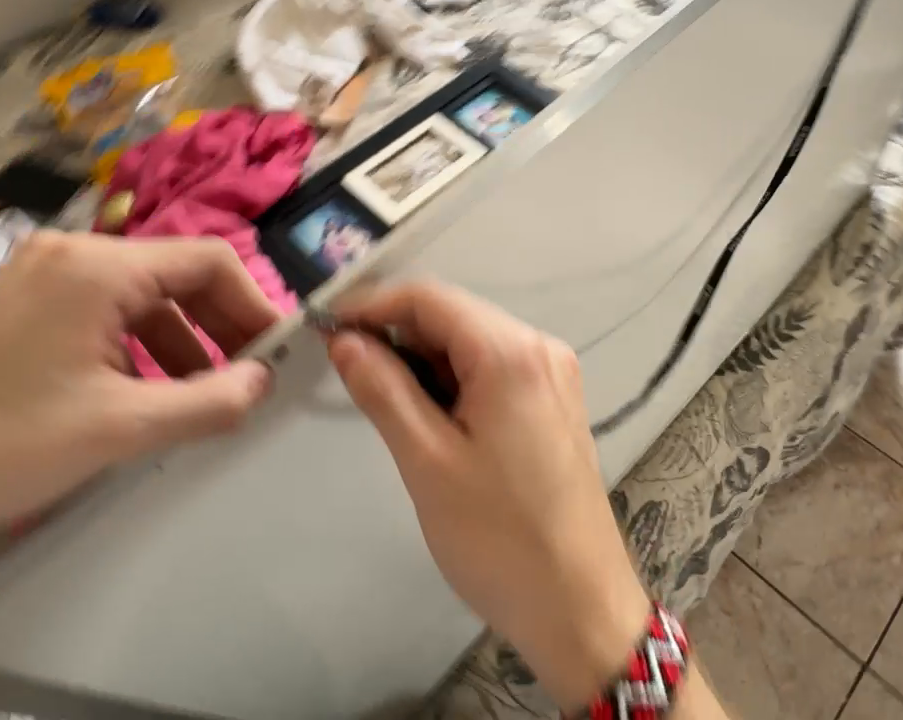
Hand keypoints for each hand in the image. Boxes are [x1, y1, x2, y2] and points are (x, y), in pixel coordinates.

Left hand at [0, 232, 280, 567]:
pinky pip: (105, 311)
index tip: (276, 351)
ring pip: (143, 295)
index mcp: (97, 268)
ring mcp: (41, 275)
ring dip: (181, 341)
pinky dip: (138, 346)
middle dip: (219, 324)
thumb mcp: (117, 429)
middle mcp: (72, 254)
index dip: (253, 303)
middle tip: (245, 376)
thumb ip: (207, 401)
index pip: (209, 260)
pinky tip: (142, 392)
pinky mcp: (21, 303)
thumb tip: (264, 381)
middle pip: (177, 273)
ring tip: (197, 397)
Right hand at [326, 282, 649, 712]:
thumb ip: (383, 390)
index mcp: (512, 352)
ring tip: (387, 406)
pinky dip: (455, 381)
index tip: (324, 330)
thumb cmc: (499, 537)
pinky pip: (494, 369)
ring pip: (472, 343)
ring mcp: (553, 374)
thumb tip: (345, 340)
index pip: (430, 297)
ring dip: (424, 362)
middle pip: (454, 316)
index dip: (372, 305)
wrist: (579, 604)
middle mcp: (540, 347)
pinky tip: (431, 419)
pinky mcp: (554, 401)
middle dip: (397, 336)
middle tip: (347, 376)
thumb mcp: (427, 461)